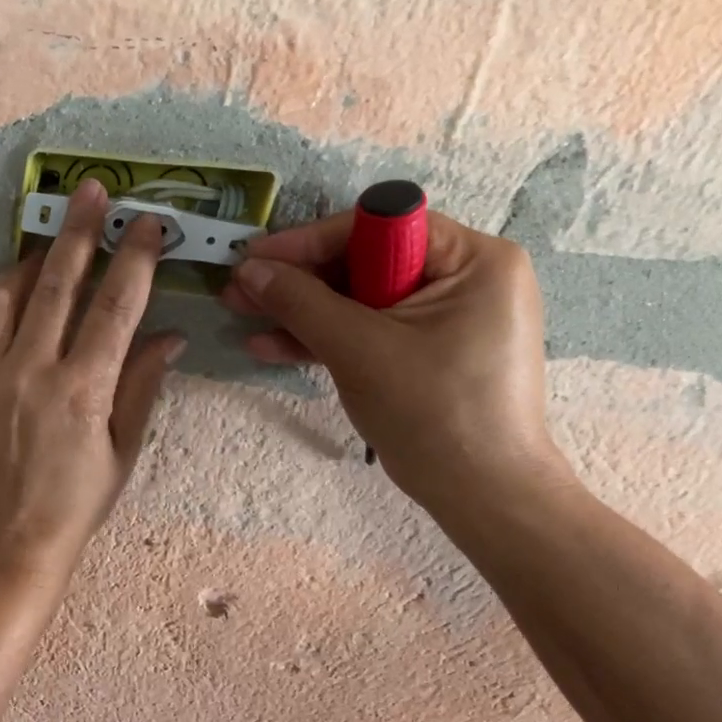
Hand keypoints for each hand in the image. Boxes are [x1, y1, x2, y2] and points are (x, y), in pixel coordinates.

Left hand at [0, 180, 185, 583]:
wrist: (7, 544)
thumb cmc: (74, 504)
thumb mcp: (122, 452)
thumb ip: (141, 387)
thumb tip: (169, 335)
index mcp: (81, 388)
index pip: (115, 306)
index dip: (135, 258)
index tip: (149, 223)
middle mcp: (29, 372)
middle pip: (57, 285)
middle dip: (79, 233)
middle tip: (92, 193)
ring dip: (22, 264)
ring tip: (42, 248)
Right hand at [219, 208, 566, 505]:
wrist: (482, 494)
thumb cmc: (433, 411)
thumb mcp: (358, 348)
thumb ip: (300, 302)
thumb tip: (247, 269)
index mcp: (474, 260)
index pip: (379, 227)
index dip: (311, 242)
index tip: (254, 259)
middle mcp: (466, 278)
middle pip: (364, 262)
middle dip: (297, 281)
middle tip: (239, 291)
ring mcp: (446, 317)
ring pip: (358, 300)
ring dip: (299, 311)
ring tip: (241, 316)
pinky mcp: (427, 351)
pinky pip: (368, 330)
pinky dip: (323, 338)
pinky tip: (270, 347)